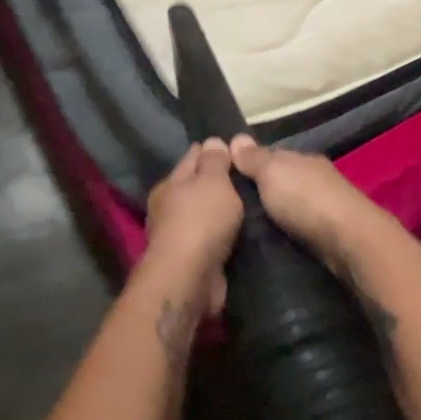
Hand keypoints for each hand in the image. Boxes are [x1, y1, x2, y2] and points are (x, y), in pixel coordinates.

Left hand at [143, 140, 244, 310]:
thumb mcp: (212, 181)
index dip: (213, 150)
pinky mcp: (191, 260)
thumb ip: (214, 161)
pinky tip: (242, 231)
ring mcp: (178, 235)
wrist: (189, 279)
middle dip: (218, 181)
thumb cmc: (201, 221)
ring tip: (251, 204)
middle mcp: (168, 208)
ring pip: (204, 214)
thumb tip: (212, 141)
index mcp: (169, 184)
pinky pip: (211, 238)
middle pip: (197, 186)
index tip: (236, 148)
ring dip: (222, 211)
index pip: (192, 157)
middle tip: (249, 176)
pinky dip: (224, 234)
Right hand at [230, 135, 394, 264]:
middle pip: (281, 180)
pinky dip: (286, 228)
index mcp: (303, 159)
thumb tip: (236, 137)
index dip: (248, 163)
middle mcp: (314, 178)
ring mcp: (323, 205)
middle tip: (229, 207)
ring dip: (272, 212)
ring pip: (290, 204)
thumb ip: (255, 159)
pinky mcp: (327, 232)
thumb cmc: (306, 199)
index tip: (224, 178)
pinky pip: (299, 225)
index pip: (271, 156)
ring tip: (242, 226)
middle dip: (260, 191)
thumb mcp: (273, 173)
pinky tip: (270, 238)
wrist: (348, 239)